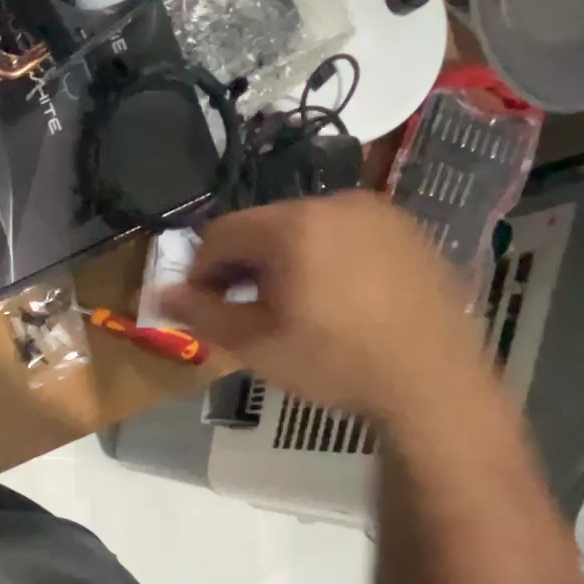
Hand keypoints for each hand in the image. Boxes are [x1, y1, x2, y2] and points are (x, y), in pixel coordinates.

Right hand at [158, 191, 488, 418]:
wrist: (430, 380)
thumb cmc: (332, 362)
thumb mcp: (253, 344)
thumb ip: (199, 313)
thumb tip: (153, 295)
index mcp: (295, 226)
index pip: (220, 233)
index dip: (198, 271)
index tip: (201, 308)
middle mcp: (337, 203)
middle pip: (263, 226)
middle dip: (241, 266)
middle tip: (239, 312)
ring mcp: (379, 213)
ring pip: (304, 230)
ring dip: (280, 263)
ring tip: (284, 309)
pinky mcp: (408, 231)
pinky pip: (343, 236)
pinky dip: (321, 260)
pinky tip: (328, 303)